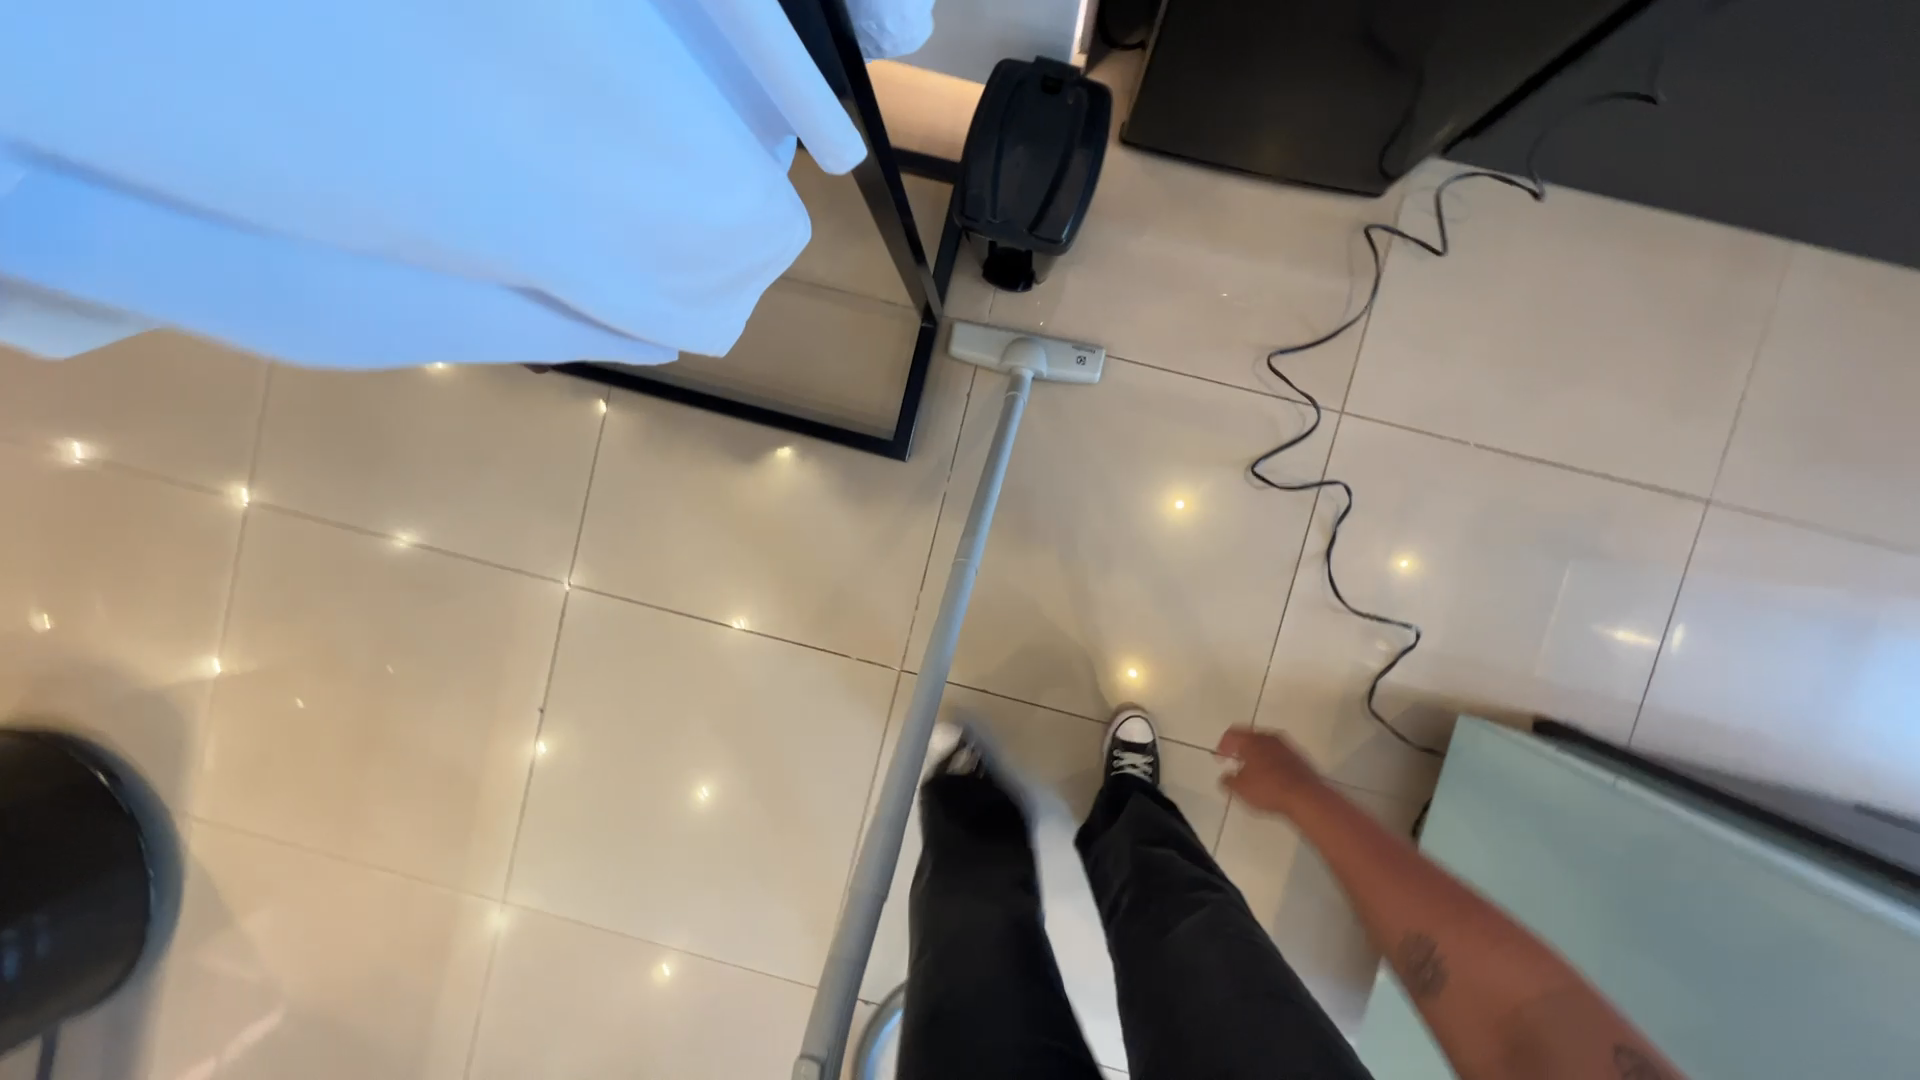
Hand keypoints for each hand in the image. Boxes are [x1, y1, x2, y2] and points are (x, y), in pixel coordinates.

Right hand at [1215, 727, 1324, 815]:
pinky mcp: (1300, 758)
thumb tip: (1225, 777)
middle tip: (1235, 761)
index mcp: (1251, 740)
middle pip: (1250, 737)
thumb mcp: (1240, 789)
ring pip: (1266, 745)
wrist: (1306, 798)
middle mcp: (1269, 738)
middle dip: (1241, 749)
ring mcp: (1286, 747)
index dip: (1222, 745)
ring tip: (1253, 771)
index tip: (1219, 758)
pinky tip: (1271, 777)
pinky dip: (1271, 762)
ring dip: (1257, 755)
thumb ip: (1228, 780)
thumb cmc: (1268, 789)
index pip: (1231, 734)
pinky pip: (1279, 755)